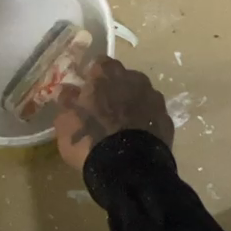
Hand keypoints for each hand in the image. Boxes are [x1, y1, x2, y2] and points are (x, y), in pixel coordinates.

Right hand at [53, 56, 173, 171]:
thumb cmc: (91, 139)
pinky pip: (152, 113)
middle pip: (123, 77)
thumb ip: (67, 101)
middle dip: (115, 87)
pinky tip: (137, 136)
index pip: (100, 63)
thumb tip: (65, 90)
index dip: (93, 75)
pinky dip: (144, 120)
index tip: (87, 88)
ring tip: (122, 124)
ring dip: (132, 103)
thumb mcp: (66, 122)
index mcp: (108, 75)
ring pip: (140, 94)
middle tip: (105, 107)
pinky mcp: (165, 117)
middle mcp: (134, 79)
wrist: (129, 166)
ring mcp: (153, 97)